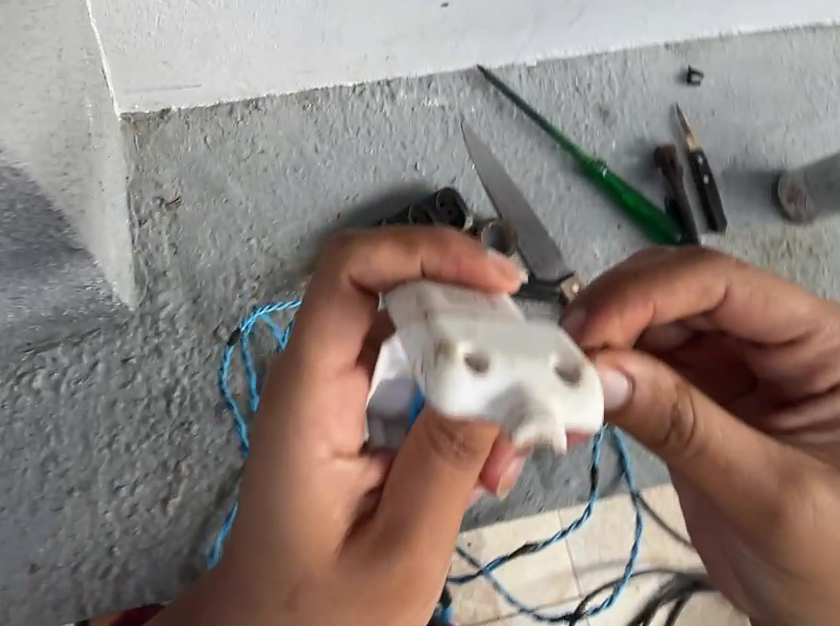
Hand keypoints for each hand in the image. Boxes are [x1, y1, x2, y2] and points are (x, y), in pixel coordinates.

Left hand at [160, 227, 530, 625]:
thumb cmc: (317, 611)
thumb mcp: (397, 553)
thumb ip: (448, 462)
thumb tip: (503, 379)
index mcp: (308, 390)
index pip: (348, 270)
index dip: (421, 250)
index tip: (496, 279)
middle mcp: (319, 371)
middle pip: (393, 290)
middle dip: (470, 311)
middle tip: (532, 360)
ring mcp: (338, 388)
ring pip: (416, 332)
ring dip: (476, 364)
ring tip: (521, 430)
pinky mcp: (359, 411)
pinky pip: (418, 376)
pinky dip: (464, 401)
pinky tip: (493, 459)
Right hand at [562, 248, 839, 625]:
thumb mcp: (774, 501)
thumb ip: (684, 427)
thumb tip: (595, 368)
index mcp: (828, 342)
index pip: (721, 284)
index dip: (644, 295)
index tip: (583, 334)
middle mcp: (780, 335)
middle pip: (677, 290)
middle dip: (614, 314)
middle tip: (559, 356)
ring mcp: (738, 360)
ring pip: (648, 318)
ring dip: (601, 341)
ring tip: (560, 377)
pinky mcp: (701, 389)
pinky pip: (639, 358)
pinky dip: (602, 371)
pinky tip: (579, 394)